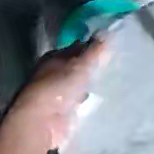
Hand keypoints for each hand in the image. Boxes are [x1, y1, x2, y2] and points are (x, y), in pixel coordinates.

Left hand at [0, 36, 108, 153]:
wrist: (41, 122)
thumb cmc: (58, 87)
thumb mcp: (80, 64)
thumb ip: (94, 49)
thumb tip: (107, 31)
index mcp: (53, 58)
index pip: (75, 48)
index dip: (90, 47)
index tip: (108, 46)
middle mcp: (52, 74)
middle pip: (75, 67)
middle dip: (90, 66)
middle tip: (112, 63)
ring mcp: (55, 95)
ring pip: (77, 85)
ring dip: (88, 84)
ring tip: (110, 81)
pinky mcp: (60, 113)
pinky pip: (78, 102)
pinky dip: (86, 101)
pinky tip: (99, 101)